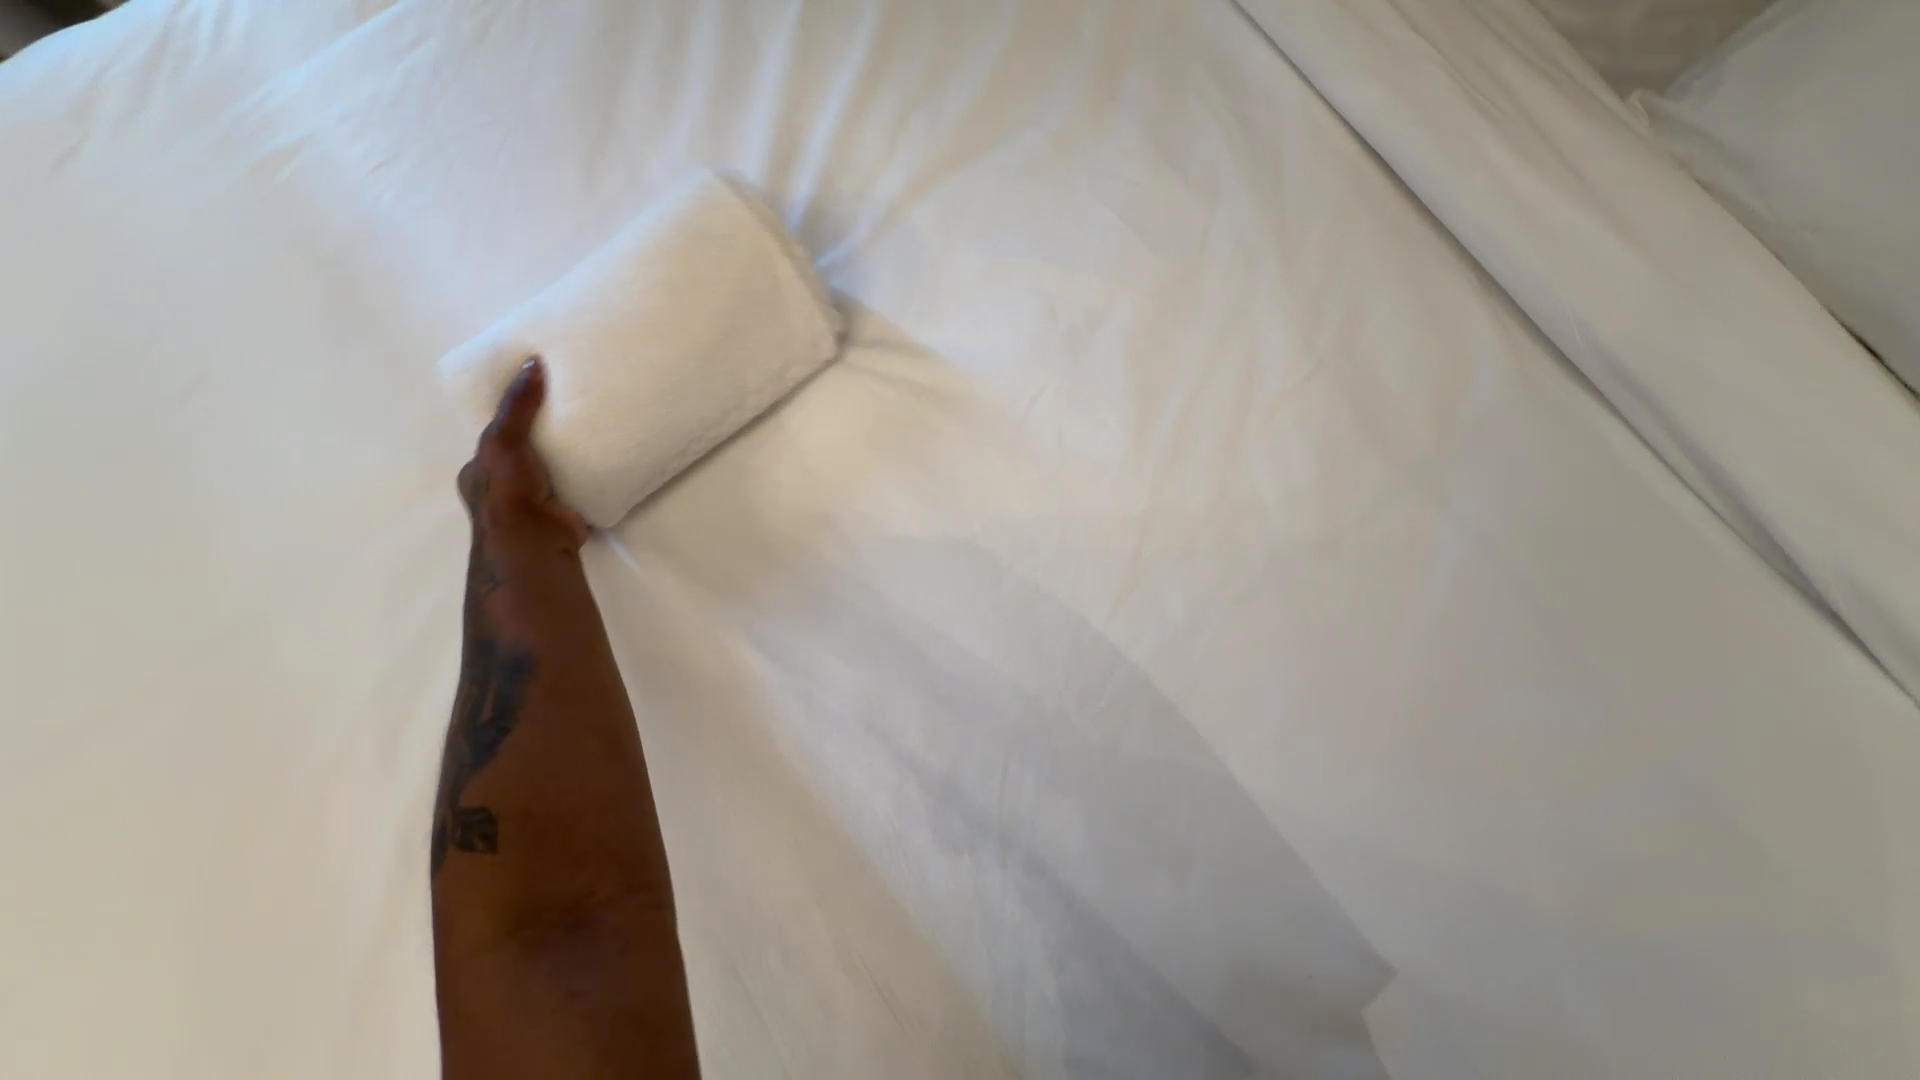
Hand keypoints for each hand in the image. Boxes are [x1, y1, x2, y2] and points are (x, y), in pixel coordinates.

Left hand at [458, 358, 590, 548]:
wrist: (534, 539)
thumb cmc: (508, 489)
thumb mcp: (503, 437)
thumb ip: (518, 404)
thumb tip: (533, 361)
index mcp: (479, 473)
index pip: (495, 440)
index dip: (512, 421)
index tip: (535, 402)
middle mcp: (503, 491)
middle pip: (524, 456)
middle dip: (542, 441)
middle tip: (569, 415)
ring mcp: (534, 506)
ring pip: (550, 475)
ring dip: (567, 461)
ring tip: (593, 433)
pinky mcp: (564, 516)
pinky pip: (577, 490)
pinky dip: (589, 479)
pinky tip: (605, 462)